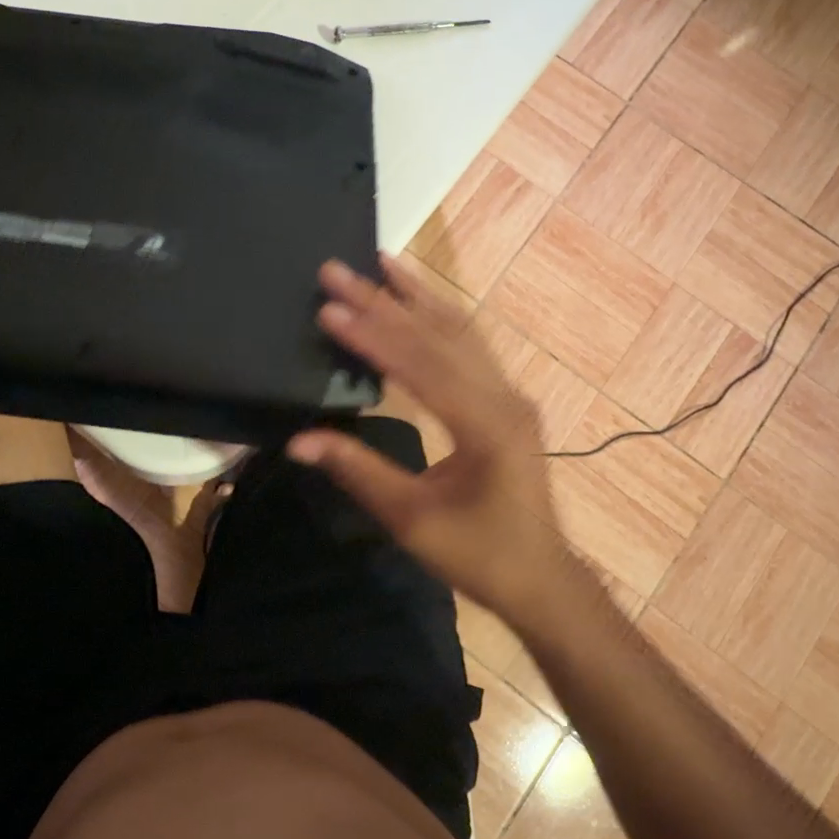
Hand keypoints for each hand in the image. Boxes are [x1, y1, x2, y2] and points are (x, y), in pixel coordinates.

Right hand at [287, 256, 576, 618]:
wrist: (540, 577)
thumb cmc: (478, 554)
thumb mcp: (411, 519)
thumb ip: (358, 471)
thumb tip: (298, 441)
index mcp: (484, 424)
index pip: (419, 366)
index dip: (370, 336)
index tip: (327, 309)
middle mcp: (502, 397)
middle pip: (438, 336)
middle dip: (384, 301)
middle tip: (336, 270)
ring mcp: (509, 395)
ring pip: (460, 331)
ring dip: (417, 295)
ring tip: (381, 260)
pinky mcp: (505, 402)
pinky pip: (471, 346)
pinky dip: (439, 316)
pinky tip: (418, 300)